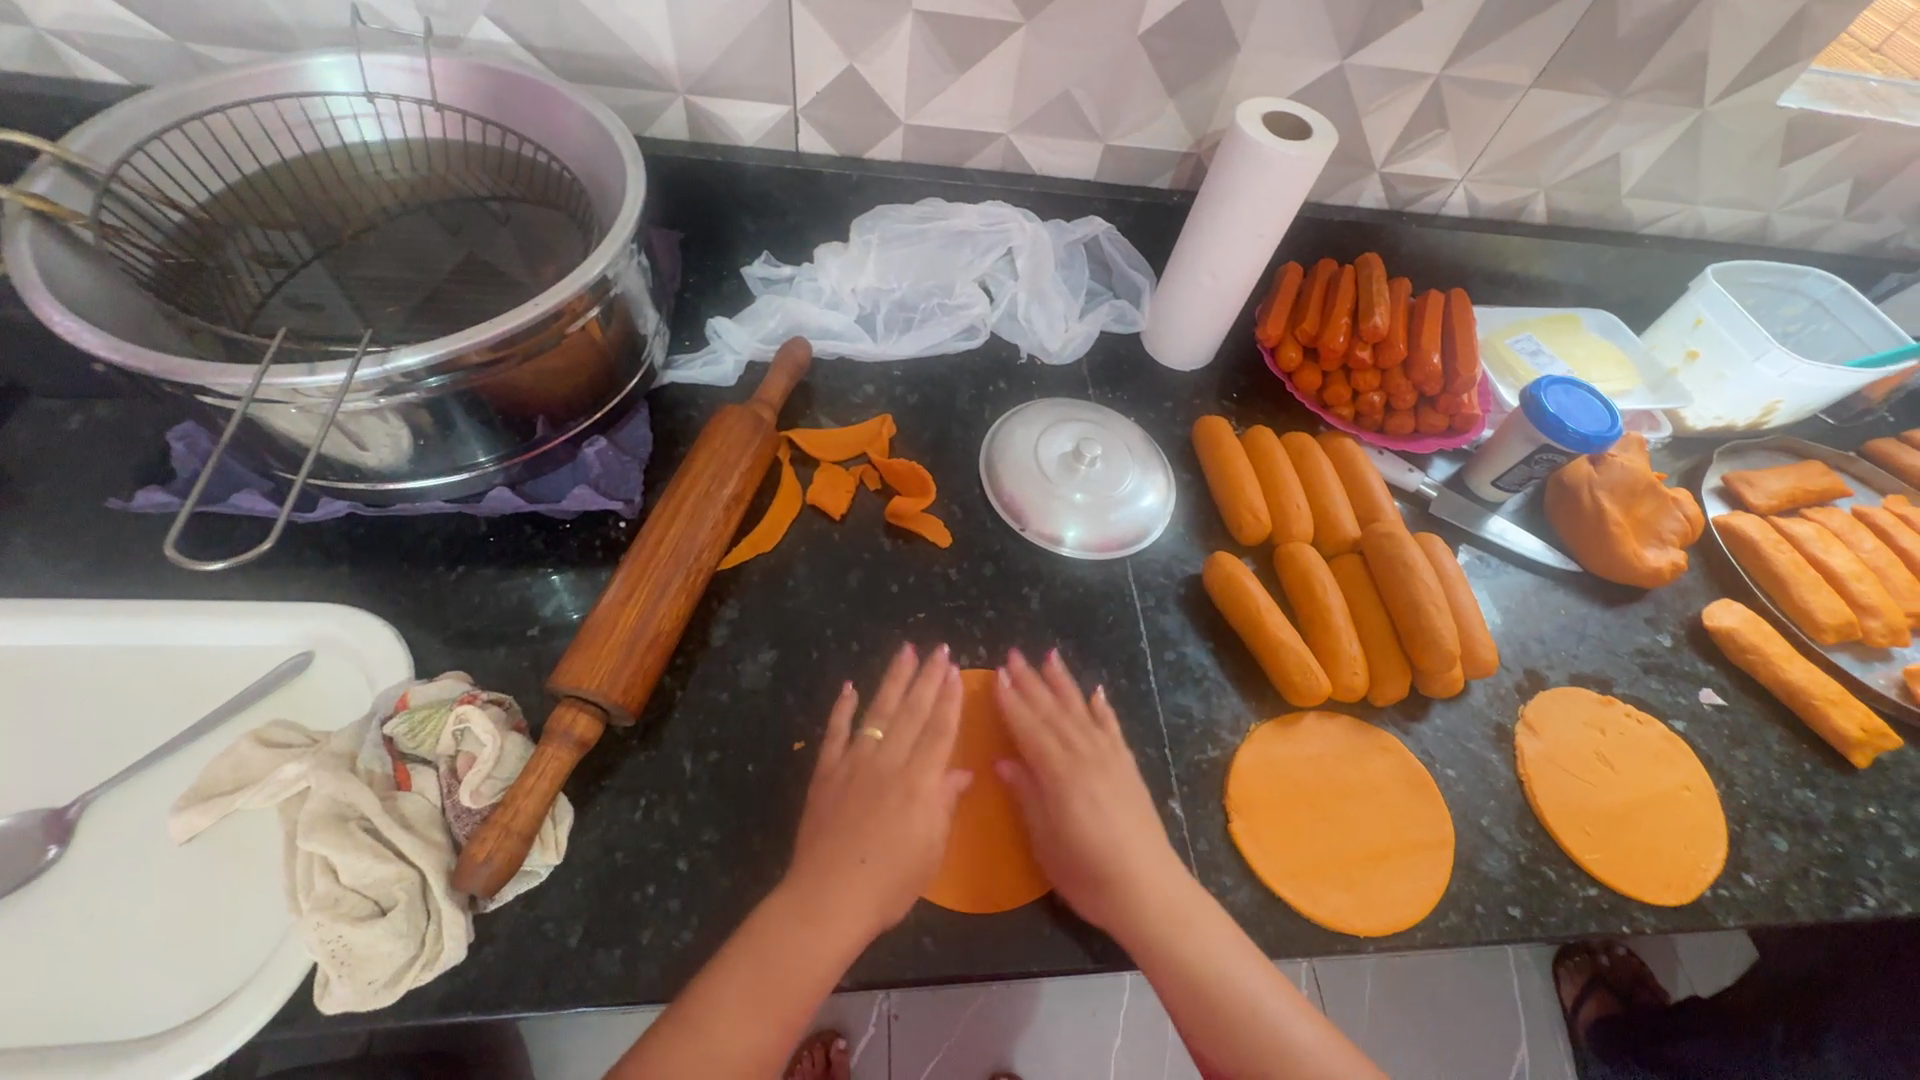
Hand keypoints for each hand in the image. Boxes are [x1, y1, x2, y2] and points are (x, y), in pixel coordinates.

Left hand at [783, 644, 972, 941]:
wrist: (829, 897)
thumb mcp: (931, 850)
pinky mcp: (826, 774)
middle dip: (927, 678)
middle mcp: (889, 763)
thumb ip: (945, 805)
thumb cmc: (890, 883)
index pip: (939, 730)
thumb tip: (962, 772)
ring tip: (905, 652)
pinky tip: (849, 688)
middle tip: (938, 649)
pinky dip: (842, 709)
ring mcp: (854, 764)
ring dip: (892, 680)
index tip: (955, 671)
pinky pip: (835, 733)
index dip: (949, 699)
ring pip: (877, 713)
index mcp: (920, 782)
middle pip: (912, 712)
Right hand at [994, 649, 1190, 936]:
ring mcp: (1110, 759)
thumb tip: (1003, 761)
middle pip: (1053, 711)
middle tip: (1014, 654)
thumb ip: (1027, 795)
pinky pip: (1112, 729)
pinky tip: (1095, 692)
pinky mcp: (1128, 768)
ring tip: (1050, 656)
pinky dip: (1101, 708)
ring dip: (1064, 683)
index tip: (995, 674)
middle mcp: (1085, 756)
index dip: (1011, 701)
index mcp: (1059, 773)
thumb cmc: (1087, 874)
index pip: (1029, 727)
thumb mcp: (1045, 840)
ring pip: (1081, 711)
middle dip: (1032, 682)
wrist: (1148, 891)